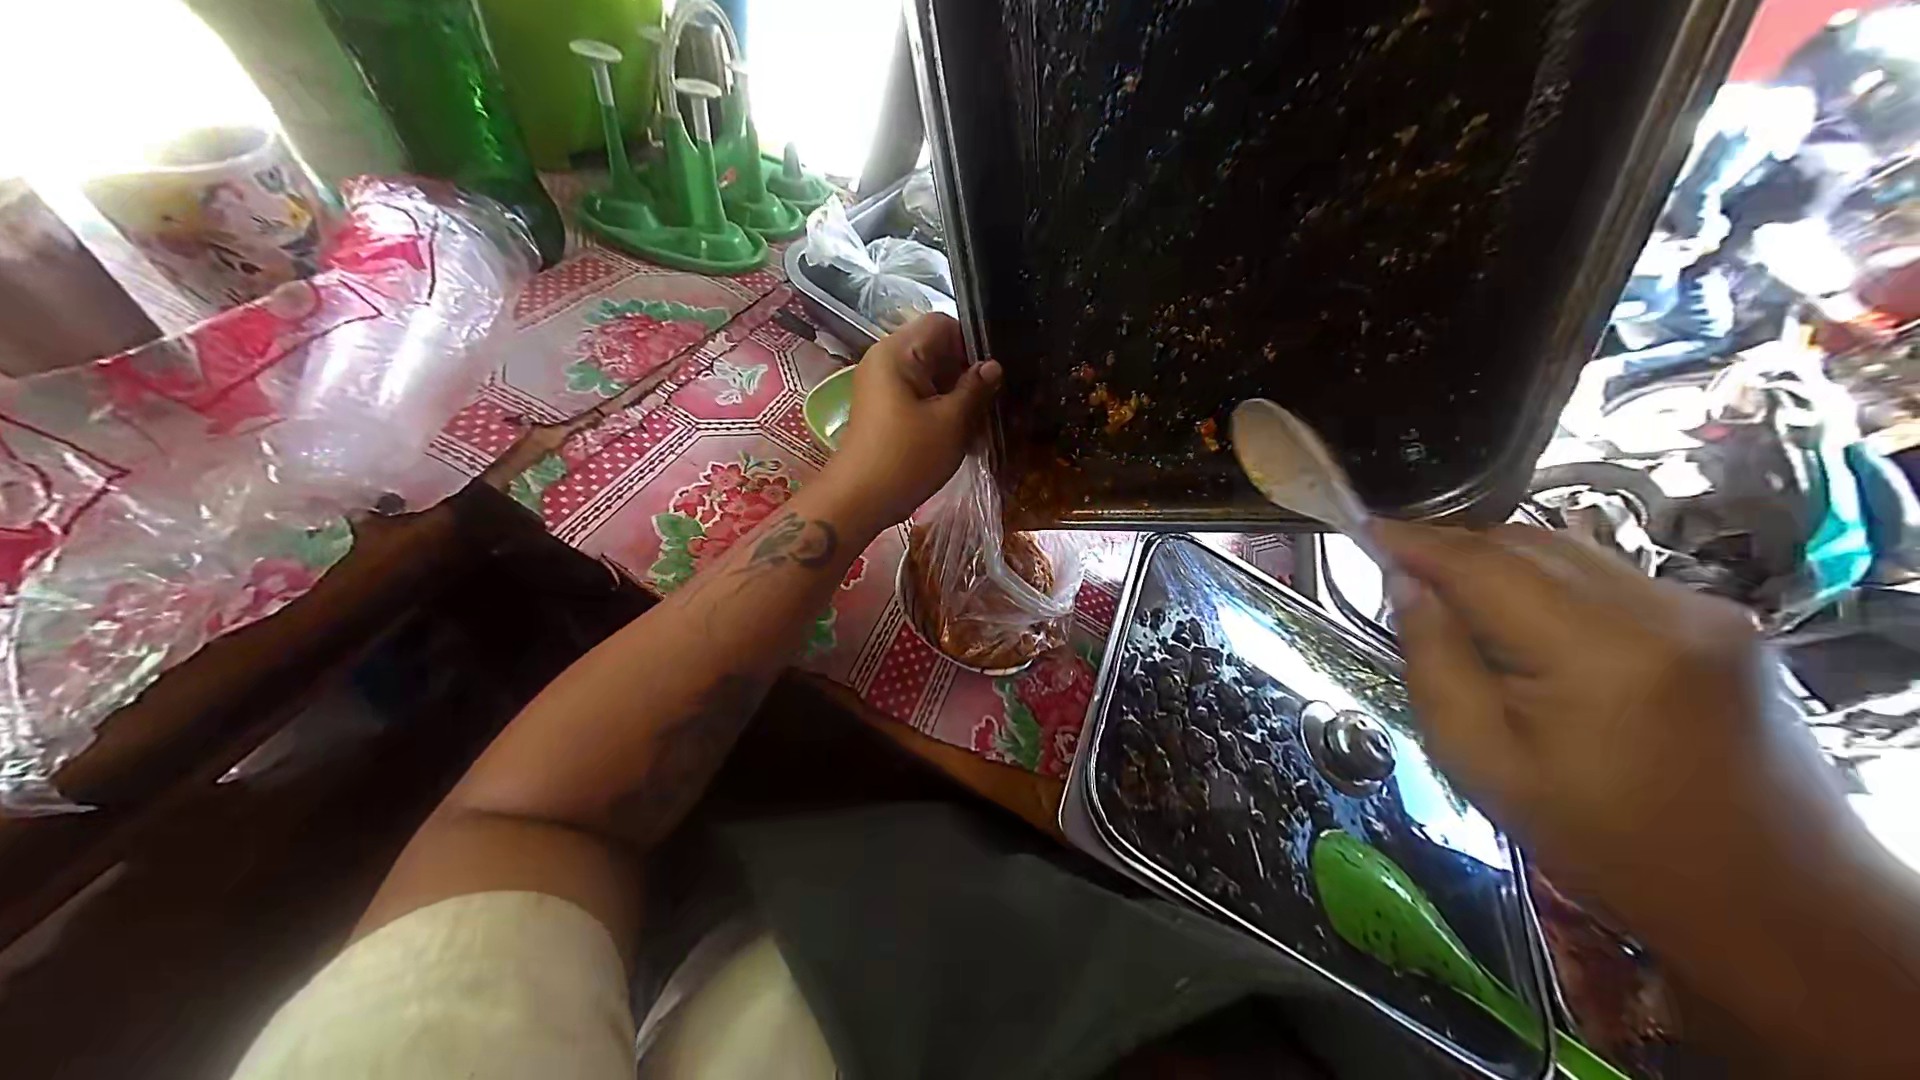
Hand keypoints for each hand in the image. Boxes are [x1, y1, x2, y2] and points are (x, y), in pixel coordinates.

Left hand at [821, 313, 1001, 528]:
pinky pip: (918, 396)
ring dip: (956, 395)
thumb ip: (975, 388)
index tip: (993, 375)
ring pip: (930, 375)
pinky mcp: (884, 409)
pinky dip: (940, 409)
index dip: (972, 344)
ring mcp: (882, 386)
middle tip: (993, 401)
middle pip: (936, 349)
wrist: (859, 501)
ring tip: (979, 421)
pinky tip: (960, 433)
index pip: (943, 324)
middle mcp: (885, 360)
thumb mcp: (951, 422)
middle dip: (966, 372)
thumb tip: (993, 366)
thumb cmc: (906, 458)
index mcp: (897, 352)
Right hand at [1373, 522, 1854, 922]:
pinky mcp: (1720, 621)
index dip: (1414, 539)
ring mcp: (1704, 611)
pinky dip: (1542, 581)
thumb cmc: (1599, 837)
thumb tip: (1406, 584)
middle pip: (1526, 544)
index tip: (1364, 528)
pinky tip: (1517, 618)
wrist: (1766, 898)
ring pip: (1565, 552)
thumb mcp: (1477, 755)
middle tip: (1397, 570)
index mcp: (1599, 652)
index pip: (1481, 565)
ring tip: (1449, 595)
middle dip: (1451, 548)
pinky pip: (1602, 575)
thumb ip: (1432, 656)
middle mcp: (1663, 611)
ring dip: (1495, 562)